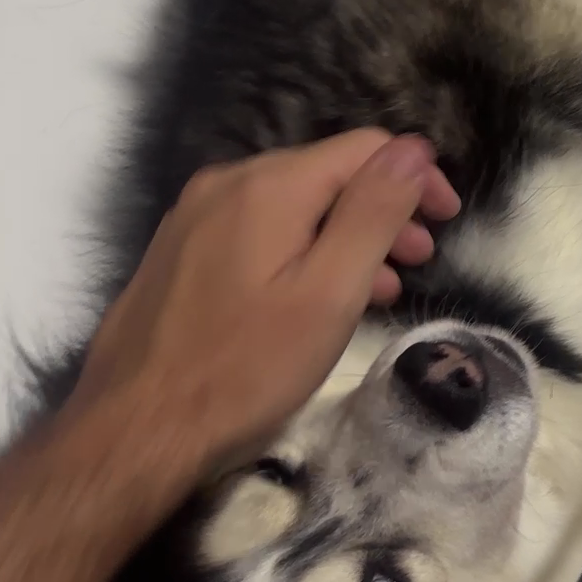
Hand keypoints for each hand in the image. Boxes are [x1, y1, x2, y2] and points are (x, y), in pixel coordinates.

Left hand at [67, 129, 461, 472]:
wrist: (135, 434)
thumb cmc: (250, 363)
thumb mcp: (333, 288)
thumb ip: (375, 210)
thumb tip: (412, 150)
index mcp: (269, 188)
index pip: (368, 147)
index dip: (419, 177)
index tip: (446, 221)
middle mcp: (228, 186)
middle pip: (337, 171)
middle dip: (390, 207)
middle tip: (422, 258)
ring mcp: (199, 218)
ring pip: (306, 201)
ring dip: (357, 232)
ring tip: (385, 284)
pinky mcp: (188, 250)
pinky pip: (272, 227)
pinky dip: (316, 248)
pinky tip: (332, 294)